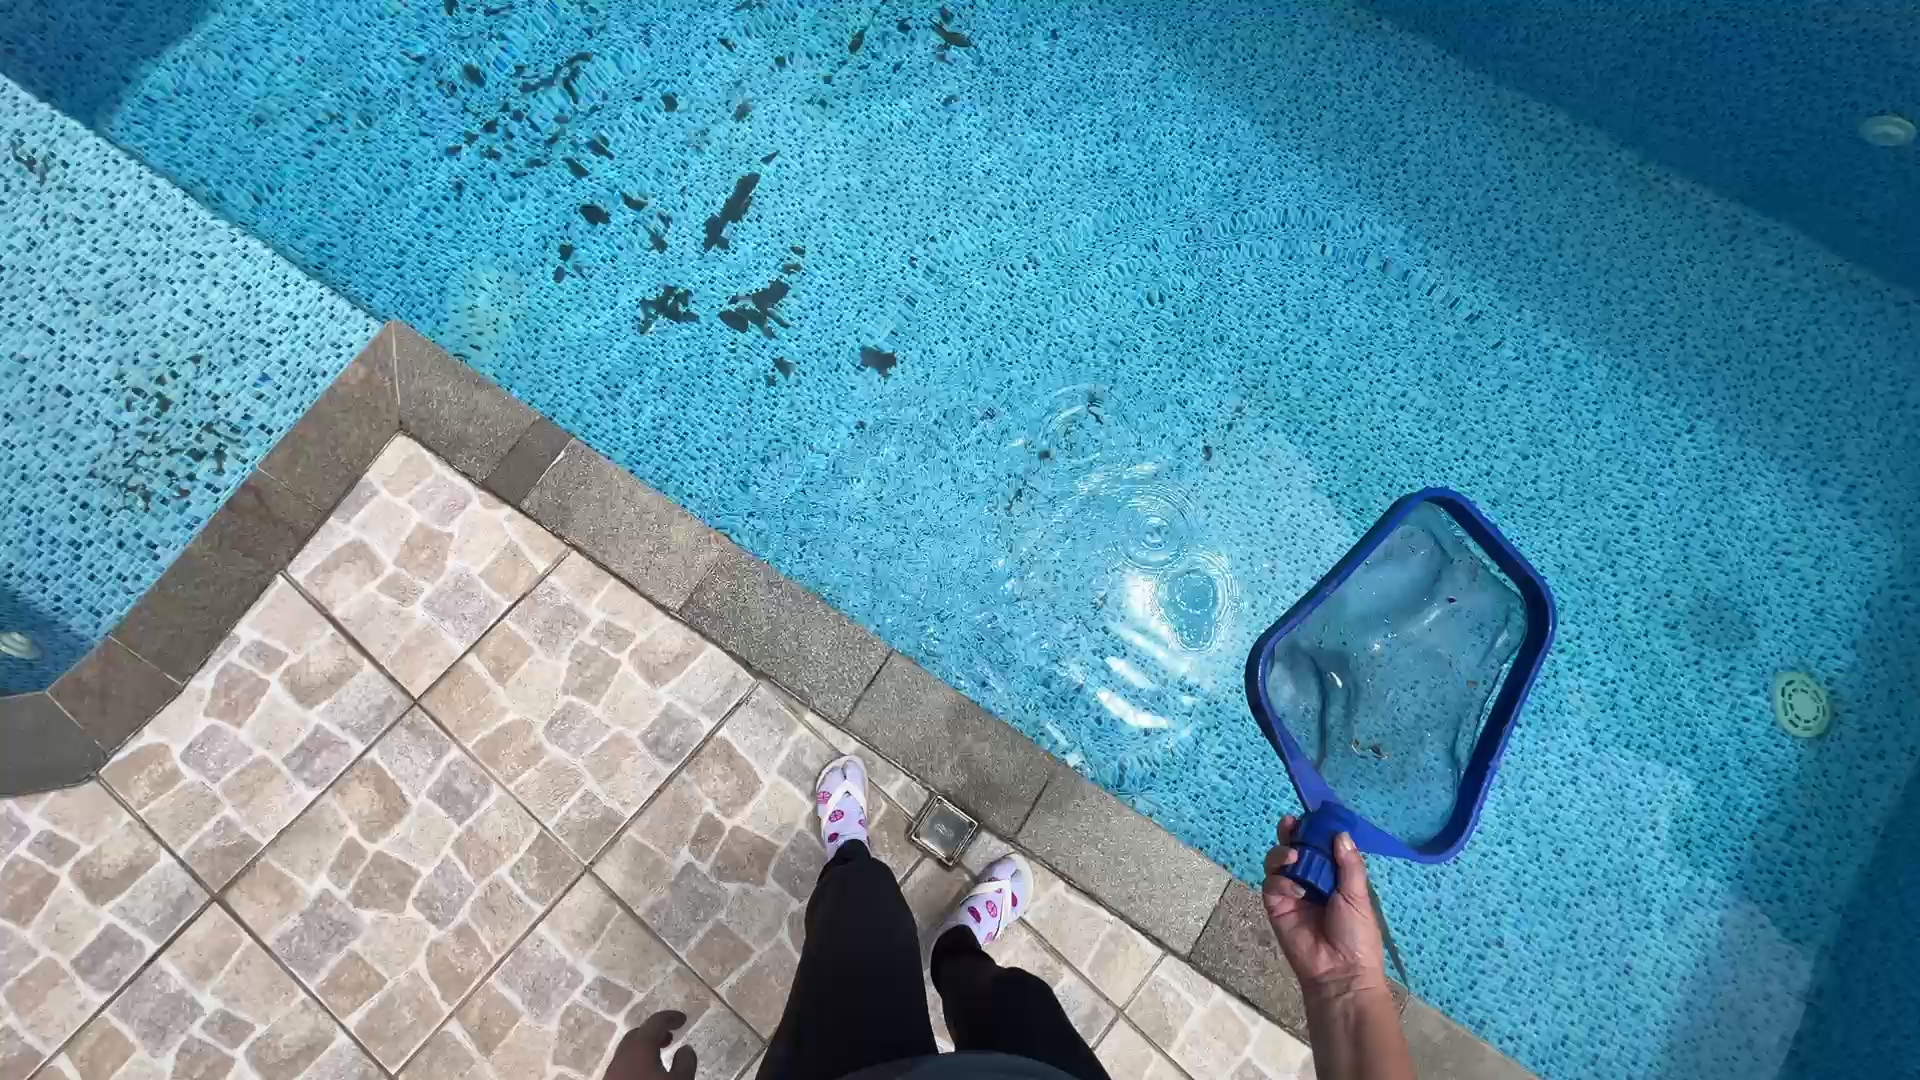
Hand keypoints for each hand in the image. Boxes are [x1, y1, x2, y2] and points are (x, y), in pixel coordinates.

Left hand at [603, 1012, 696, 1079]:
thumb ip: (686, 1062)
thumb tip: (685, 1049)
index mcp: (640, 1048)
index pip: (655, 1022)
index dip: (671, 1017)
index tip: (683, 1020)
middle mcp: (622, 1057)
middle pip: (637, 1035)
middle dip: (654, 1033)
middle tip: (670, 1039)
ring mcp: (611, 1074)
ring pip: (627, 1053)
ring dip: (644, 1051)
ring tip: (659, 1060)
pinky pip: (622, 1069)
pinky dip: (635, 1065)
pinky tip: (645, 1078)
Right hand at [1262, 816, 1387, 996]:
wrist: (1341, 973)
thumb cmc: (1357, 936)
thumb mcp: (1359, 897)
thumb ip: (1348, 865)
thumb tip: (1340, 832)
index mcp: (1332, 876)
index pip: (1318, 846)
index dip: (1312, 831)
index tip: (1310, 818)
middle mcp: (1309, 879)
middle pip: (1293, 847)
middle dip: (1290, 834)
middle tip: (1290, 825)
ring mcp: (1290, 891)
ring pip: (1277, 860)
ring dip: (1282, 853)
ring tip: (1293, 857)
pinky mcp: (1276, 904)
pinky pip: (1271, 883)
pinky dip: (1281, 881)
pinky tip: (1296, 890)